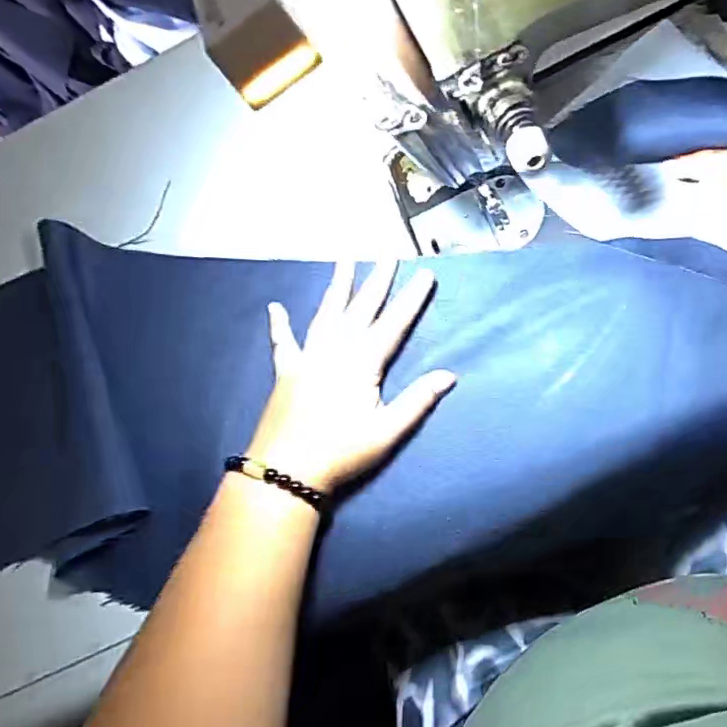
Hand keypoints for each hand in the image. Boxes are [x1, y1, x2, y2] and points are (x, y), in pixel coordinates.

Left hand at [243, 261, 456, 493]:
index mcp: (362, 364)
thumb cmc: (342, 452)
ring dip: (337, 287)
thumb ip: (418, 400)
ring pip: (326, 314)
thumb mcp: (388, 431)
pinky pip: (284, 341)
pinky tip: (277, 307)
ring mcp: (307, 359)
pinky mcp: (286, 372)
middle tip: (388, 255)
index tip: (425, 275)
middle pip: (360, 309)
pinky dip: (281, 324)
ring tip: (344, 260)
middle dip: (377, 281)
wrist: (285, 471)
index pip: (393, 324)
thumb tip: (449, 375)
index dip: (411, 299)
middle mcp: (334, 352)